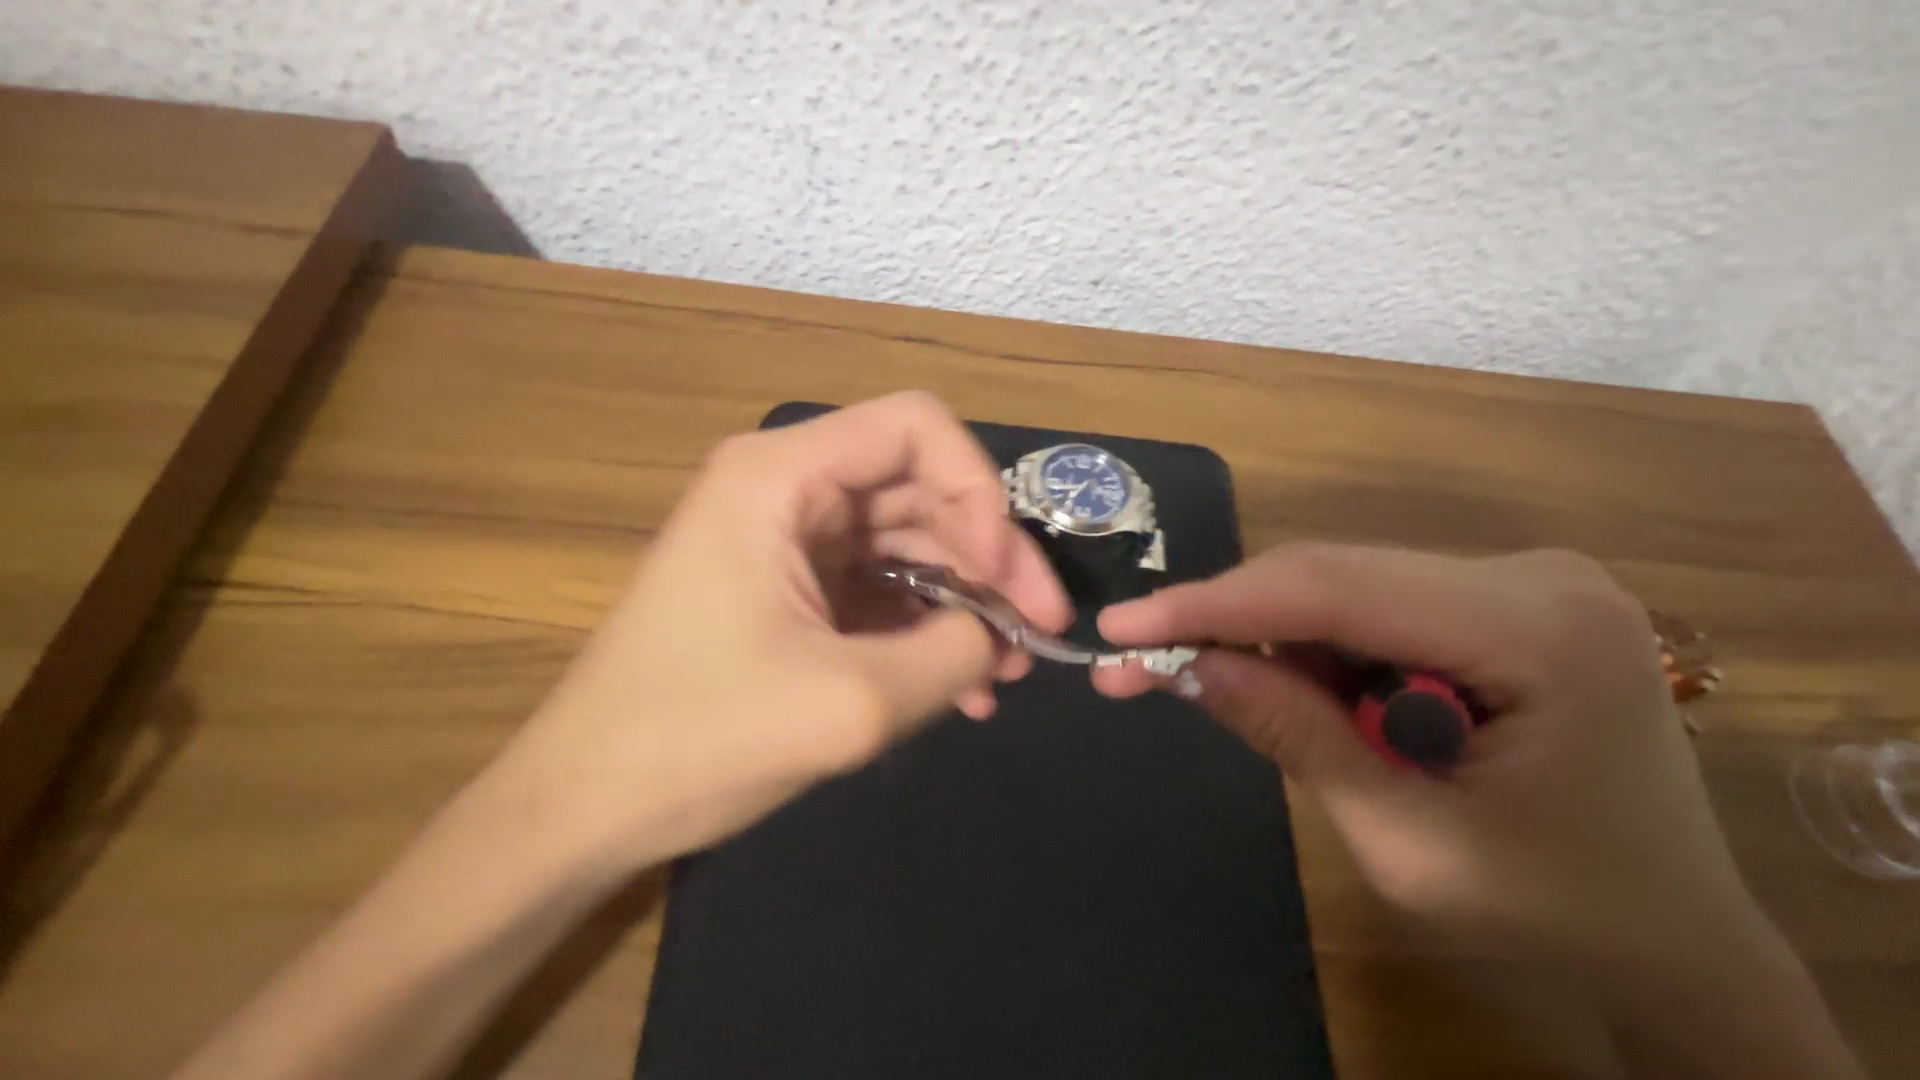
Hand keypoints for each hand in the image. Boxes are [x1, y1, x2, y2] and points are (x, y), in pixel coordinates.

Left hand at [494, 392, 1069, 871]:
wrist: (582, 807)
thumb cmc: (699, 738)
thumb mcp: (852, 702)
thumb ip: (953, 655)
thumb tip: (998, 633)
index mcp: (780, 477)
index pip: (917, 428)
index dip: (980, 491)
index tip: (1005, 578)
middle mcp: (784, 490)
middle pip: (921, 490)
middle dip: (989, 559)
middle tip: (1039, 636)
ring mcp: (786, 543)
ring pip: (907, 546)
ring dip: (964, 604)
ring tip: (1005, 677)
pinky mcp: (789, 594)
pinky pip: (878, 592)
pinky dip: (925, 631)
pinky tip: (963, 688)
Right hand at [1091, 545, 1753, 955]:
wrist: (1673, 931)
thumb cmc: (1554, 908)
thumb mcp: (1407, 843)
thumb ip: (1296, 739)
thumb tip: (1189, 667)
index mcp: (1538, 633)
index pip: (1335, 590)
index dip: (1215, 605)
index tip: (1121, 626)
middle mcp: (1534, 576)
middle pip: (1334, 573)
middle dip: (1229, 621)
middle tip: (1139, 664)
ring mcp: (1524, 580)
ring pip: (1346, 585)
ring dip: (1275, 641)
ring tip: (1240, 703)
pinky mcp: (1502, 597)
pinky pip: (1375, 604)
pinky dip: (1321, 649)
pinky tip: (1318, 703)